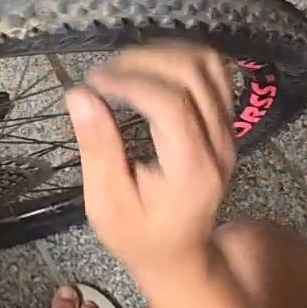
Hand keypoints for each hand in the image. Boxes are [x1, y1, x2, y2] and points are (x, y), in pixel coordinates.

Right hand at [67, 44, 236, 286]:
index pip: (171, 104)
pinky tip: (147, 68)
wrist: (181, 254)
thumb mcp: (106, 204)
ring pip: (207, 64)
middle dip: (142, 62)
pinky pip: (212, 71)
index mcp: (193, 170)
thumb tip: (79, 94)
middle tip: (103, 75)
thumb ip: (97, 149)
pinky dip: (178, 57)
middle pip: (193, 74)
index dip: (129, 82)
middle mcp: (220, 144)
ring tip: (122, 67)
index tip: (91, 83)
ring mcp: (228, 130)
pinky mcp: (225, 121)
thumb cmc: (139, 235)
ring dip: (161, 53)